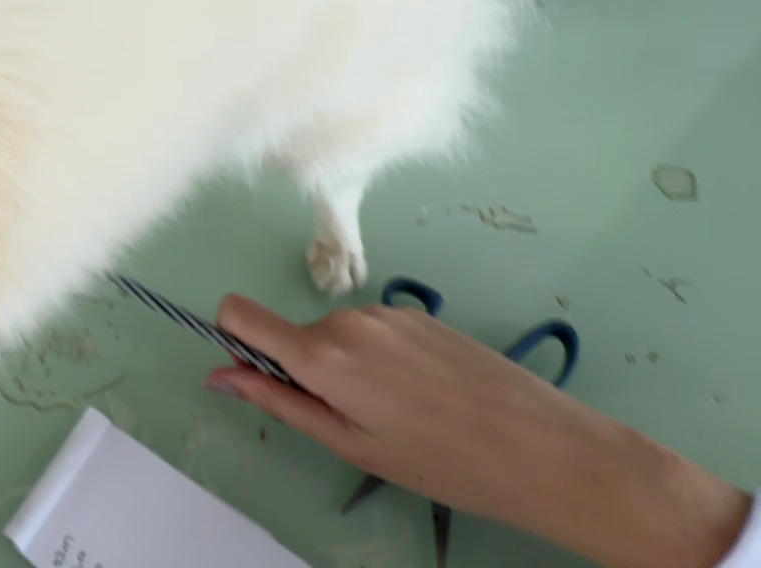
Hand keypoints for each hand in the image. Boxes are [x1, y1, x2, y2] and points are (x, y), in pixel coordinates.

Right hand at [206, 295, 751, 567]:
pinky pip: (369, 329)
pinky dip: (377, 356)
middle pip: (290, 333)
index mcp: (320, 354)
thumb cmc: (445, 463)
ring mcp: (382, 312)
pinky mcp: (415, 313)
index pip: (238, 312)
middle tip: (357, 417)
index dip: (232, 338)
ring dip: (345, 365)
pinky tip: (426, 391)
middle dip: (305, 369)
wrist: (557, 455)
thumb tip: (217, 375)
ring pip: (332, 335)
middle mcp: (343, 319)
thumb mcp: (350, 444)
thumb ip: (276, 401)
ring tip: (402, 408)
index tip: (260, 374)